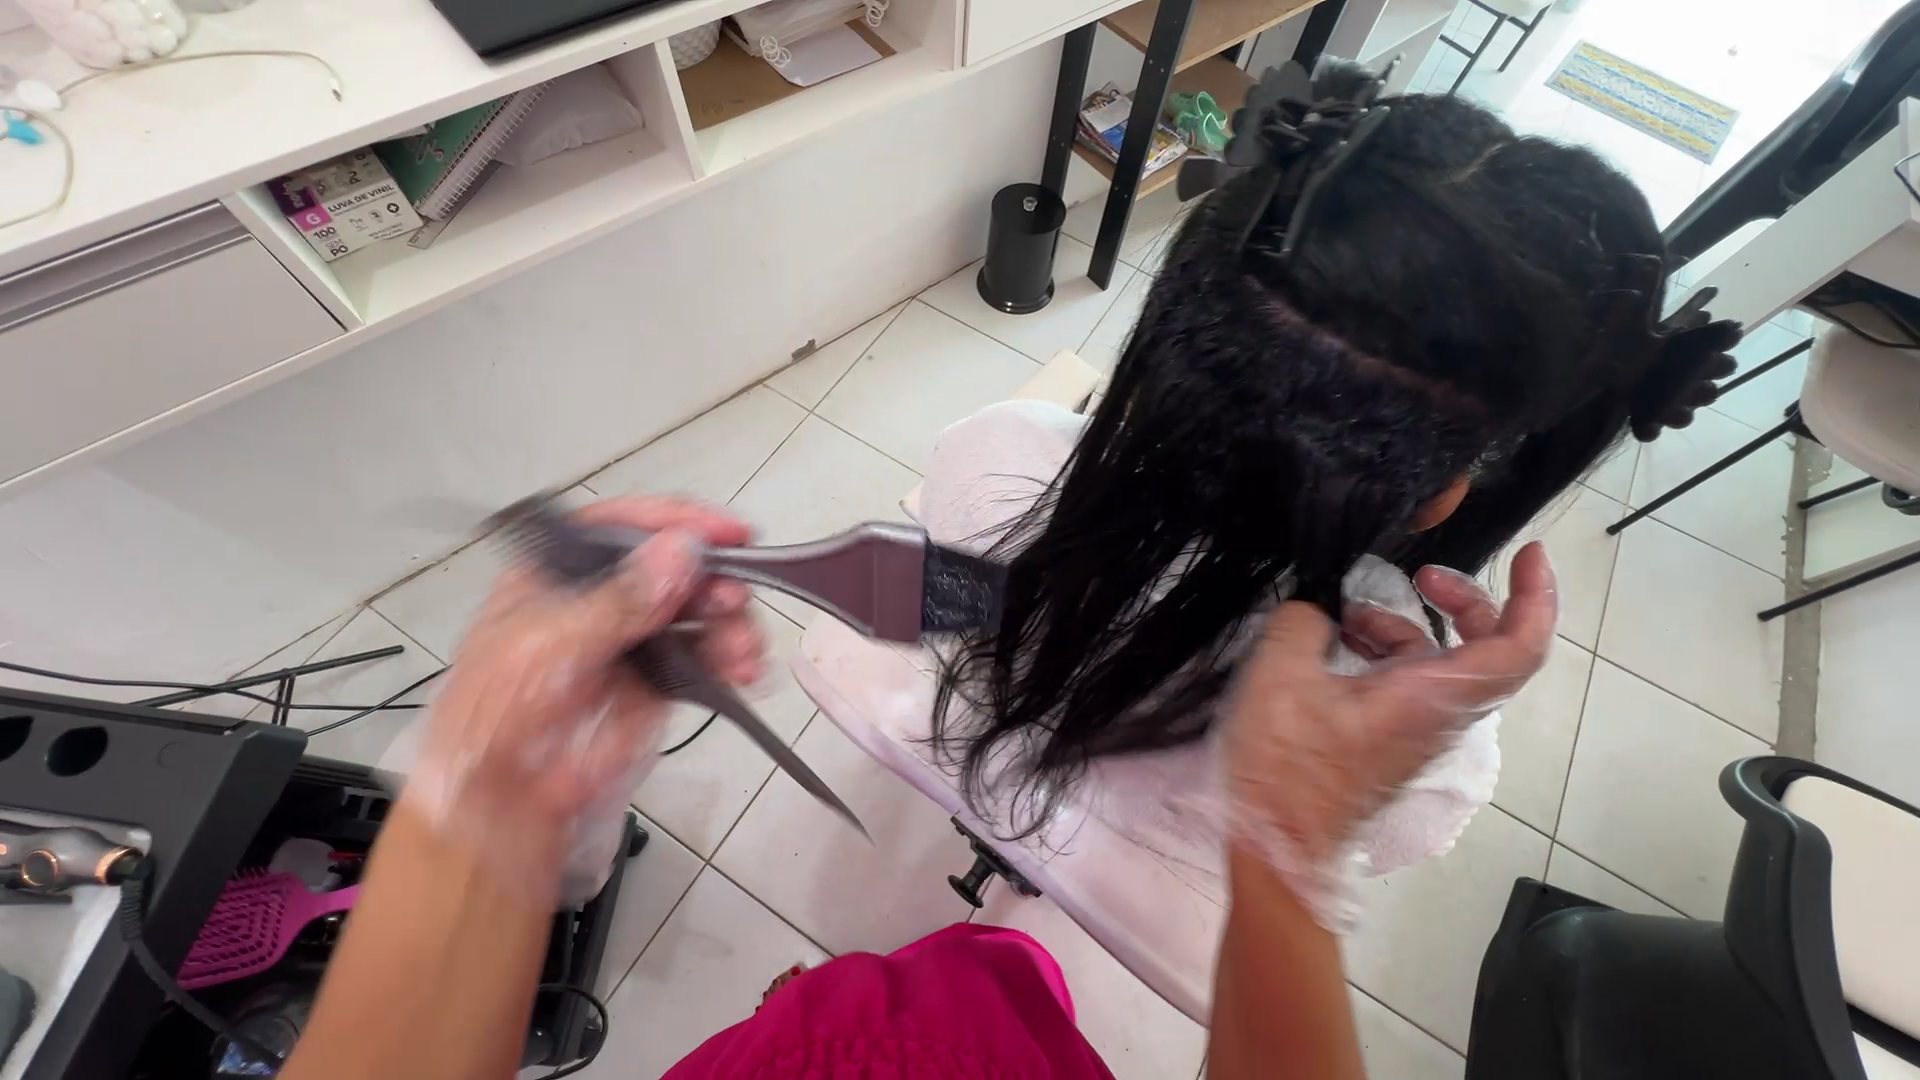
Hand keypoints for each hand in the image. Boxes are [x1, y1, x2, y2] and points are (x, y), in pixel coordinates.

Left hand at [402, 498, 764, 884]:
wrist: (507, 807)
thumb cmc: (504, 713)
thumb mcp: (549, 647)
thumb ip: (619, 601)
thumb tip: (684, 551)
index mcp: (562, 574)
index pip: (624, 527)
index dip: (678, 522)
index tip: (731, 534)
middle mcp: (606, 596)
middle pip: (675, 566)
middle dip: (714, 580)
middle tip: (736, 602)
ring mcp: (638, 637)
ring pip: (701, 610)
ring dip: (732, 624)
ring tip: (744, 655)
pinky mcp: (663, 678)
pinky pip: (709, 655)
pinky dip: (735, 659)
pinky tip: (746, 673)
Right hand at [1218, 543, 1556, 903]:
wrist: (1280, 837)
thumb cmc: (1290, 761)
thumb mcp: (1280, 675)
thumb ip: (1301, 624)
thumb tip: (1313, 615)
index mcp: (1430, 696)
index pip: (1518, 647)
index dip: (1535, 596)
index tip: (1527, 555)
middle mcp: (1437, 712)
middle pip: (1486, 649)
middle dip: (1462, 601)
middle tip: (1421, 576)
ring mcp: (1414, 728)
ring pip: (1435, 663)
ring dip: (1399, 627)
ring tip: (1342, 615)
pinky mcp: (1388, 738)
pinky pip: (1404, 682)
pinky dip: (1378, 652)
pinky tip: (1331, 646)